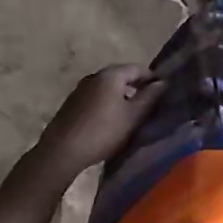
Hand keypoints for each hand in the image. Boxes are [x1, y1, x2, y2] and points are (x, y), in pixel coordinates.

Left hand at [34, 65, 163, 177]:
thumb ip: (149, 97)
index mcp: (112, 74)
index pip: (138, 69)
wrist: (60, 153)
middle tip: (147, 104)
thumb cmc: (102, 132)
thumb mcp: (133, 116)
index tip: (162, 92)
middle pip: (122, 76)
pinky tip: (108, 121)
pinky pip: (95, 97)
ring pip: (107, 88)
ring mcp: (80, 89)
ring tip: (129, 115)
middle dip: (136, 87)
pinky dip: (105, 104)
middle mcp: (95, 76)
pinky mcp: (70, 104)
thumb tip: (163, 82)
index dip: (152, 79)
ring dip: (120, 97)